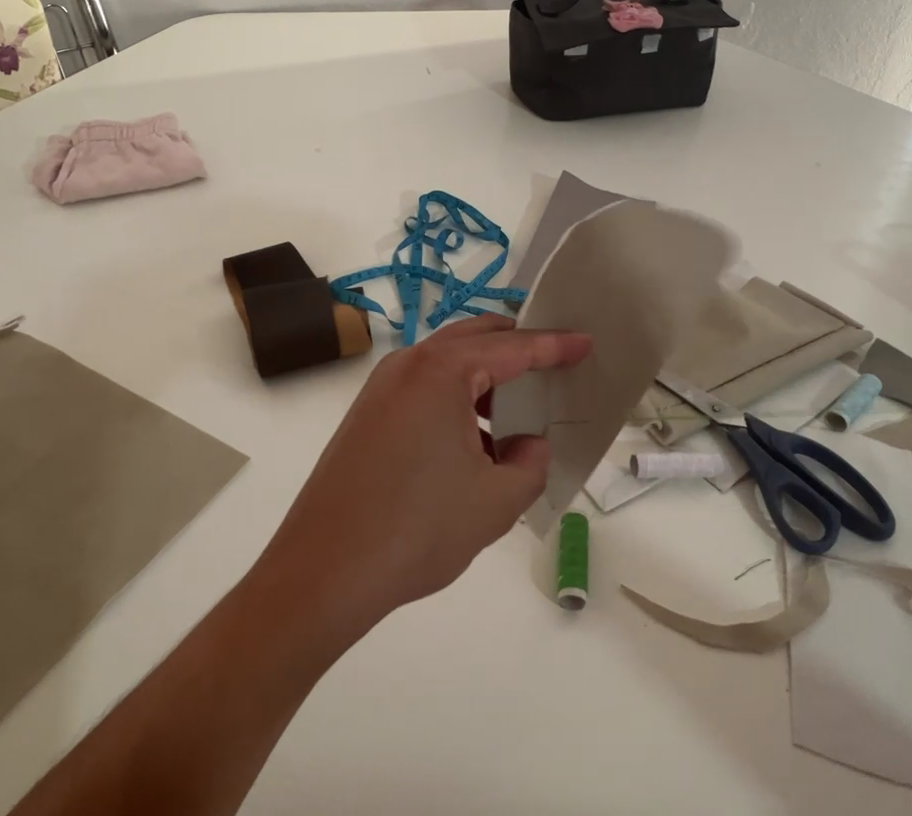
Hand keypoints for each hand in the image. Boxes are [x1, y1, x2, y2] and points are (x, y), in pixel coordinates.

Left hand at [255, 314, 592, 636]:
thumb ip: (530, 464)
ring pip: (443, 366)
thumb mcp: (496, 500)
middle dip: (515, 346)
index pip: (511, 347)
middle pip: (472, 339)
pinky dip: (455, 401)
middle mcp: (405, 368)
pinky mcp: (364, 420)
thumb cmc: (419, 528)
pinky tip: (475, 444)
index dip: (553, 345)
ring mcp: (378, 392)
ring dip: (484, 378)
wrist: (326, 571)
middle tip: (553, 363)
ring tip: (519, 411)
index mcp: (440, 372)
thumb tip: (528, 445)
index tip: (585, 342)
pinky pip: (421, 393)